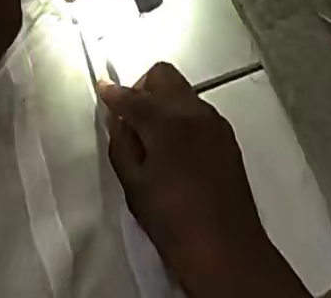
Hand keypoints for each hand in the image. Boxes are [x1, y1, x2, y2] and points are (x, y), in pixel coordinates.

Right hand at [98, 64, 304, 297]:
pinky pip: (197, 111)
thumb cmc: (173, 222)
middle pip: (162, 75)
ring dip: (163, 101)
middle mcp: (192, 111)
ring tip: (154, 135)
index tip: (102, 91)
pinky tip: (176, 146)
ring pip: (181, 91)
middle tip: (131, 117)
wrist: (228, 254)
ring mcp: (214, 122)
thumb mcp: (133, 185)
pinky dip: (181, 116)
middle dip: (142, 88)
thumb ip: (120, 143)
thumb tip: (118, 120)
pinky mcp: (228, 137)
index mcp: (165, 120)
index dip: (112, 93)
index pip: (131, 95)